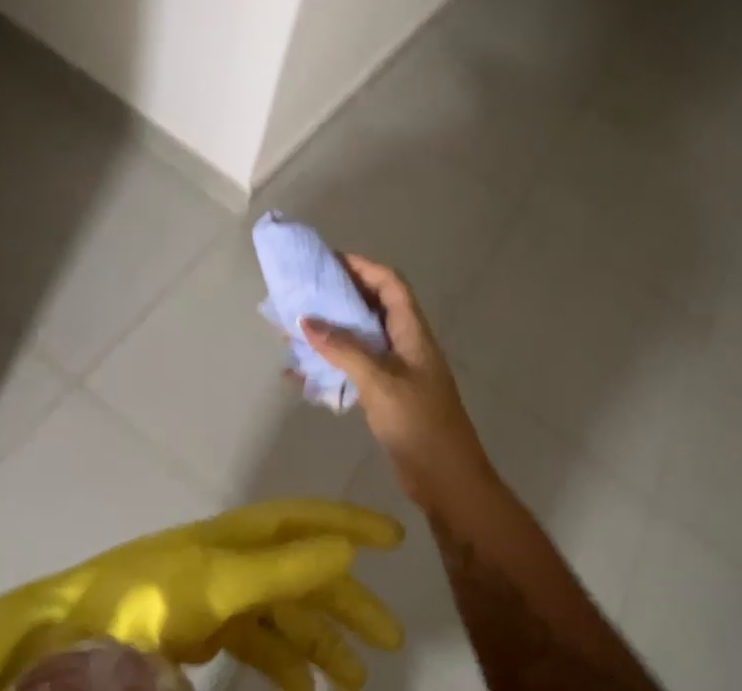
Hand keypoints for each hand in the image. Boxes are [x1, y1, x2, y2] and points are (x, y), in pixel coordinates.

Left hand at [0, 500, 404, 690]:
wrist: (68, 637)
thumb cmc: (145, 600)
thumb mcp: (218, 584)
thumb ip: (282, 570)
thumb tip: (345, 549)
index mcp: (240, 536)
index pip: (308, 520)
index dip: (352, 525)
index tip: (396, 542)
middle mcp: (233, 558)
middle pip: (305, 574)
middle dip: (349, 604)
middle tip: (392, 641)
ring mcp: (215, 595)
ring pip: (284, 615)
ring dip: (321, 643)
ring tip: (357, 681)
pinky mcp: (198, 630)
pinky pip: (255, 643)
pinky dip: (283, 663)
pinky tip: (304, 688)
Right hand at [303, 254, 495, 509]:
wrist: (447, 480)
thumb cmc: (419, 423)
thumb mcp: (380, 382)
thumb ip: (344, 349)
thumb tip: (306, 319)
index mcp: (413, 332)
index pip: (390, 284)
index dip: (363, 267)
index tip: (328, 262)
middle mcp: (406, 344)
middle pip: (374, 307)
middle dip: (340, 296)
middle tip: (303, 292)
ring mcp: (398, 371)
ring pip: (362, 338)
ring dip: (332, 331)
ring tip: (295, 328)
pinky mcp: (388, 395)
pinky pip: (356, 367)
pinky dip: (331, 363)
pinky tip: (302, 371)